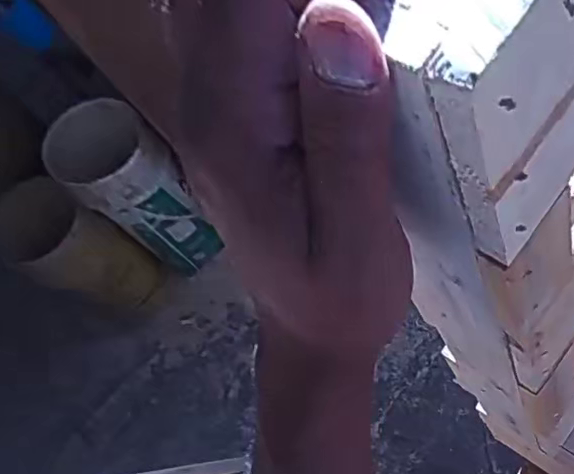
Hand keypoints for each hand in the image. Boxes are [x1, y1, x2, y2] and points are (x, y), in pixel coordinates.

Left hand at [175, 0, 411, 377]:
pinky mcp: (227, 112)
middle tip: (366, 40)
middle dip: (300, 2)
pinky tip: (319, 45)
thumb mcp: (359, 239)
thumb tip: (340, 18)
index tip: (370, 21)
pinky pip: (234, 26)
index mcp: (233, 127)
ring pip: (221, 5)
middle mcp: (203, 102)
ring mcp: (207, 105)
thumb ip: (348, 140)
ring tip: (349, 46)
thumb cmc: (342, 303)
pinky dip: (276, 20)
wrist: (311, 340)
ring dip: (285, 11)